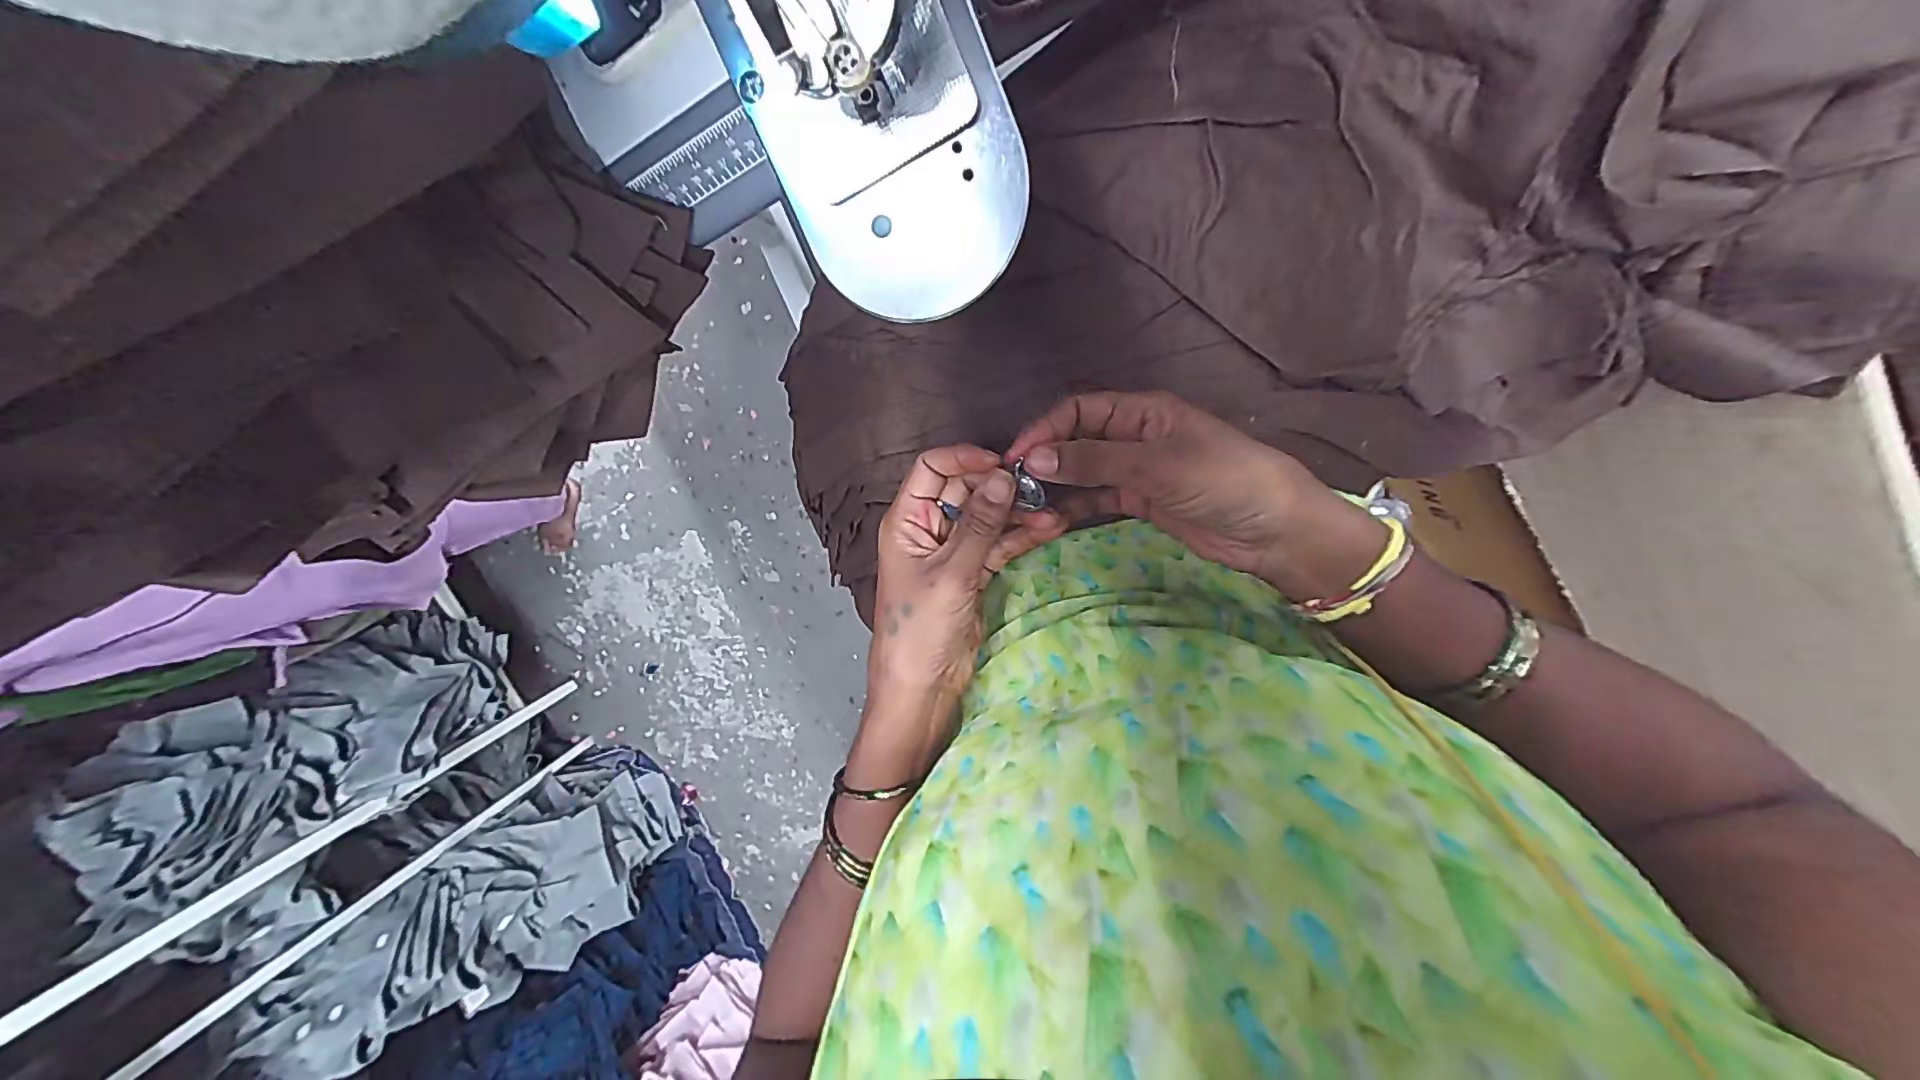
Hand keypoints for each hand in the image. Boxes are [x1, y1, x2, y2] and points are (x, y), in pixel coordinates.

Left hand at [867, 445, 1066, 709]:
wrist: (922, 686)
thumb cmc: (919, 630)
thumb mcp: (952, 573)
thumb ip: (981, 525)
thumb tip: (1003, 478)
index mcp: (907, 521)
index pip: (931, 469)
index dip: (964, 459)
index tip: (1000, 463)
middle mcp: (928, 529)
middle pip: (964, 490)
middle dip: (998, 485)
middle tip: (1035, 486)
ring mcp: (952, 551)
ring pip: (986, 517)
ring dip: (1016, 512)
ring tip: (1052, 510)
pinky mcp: (973, 572)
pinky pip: (998, 544)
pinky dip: (1020, 536)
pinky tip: (1049, 528)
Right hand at [1005, 391, 1386, 599]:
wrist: (1273, 529)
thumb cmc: (1223, 480)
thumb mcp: (1157, 465)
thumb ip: (1095, 460)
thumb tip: (1034, 456)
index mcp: (1142, 411)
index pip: (1079, 410)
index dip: (1045, 429)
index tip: (1015, 457)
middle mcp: (1134, 436)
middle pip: (1077, 439)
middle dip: (1045, 458)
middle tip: (1014, 486)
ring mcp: (1137, 470)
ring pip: (1084, 471)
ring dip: (1057, 485)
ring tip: (1028, 506)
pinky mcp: (1141, 501)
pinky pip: (1098, 498)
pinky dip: (1076, 507)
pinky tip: (1054, 519)